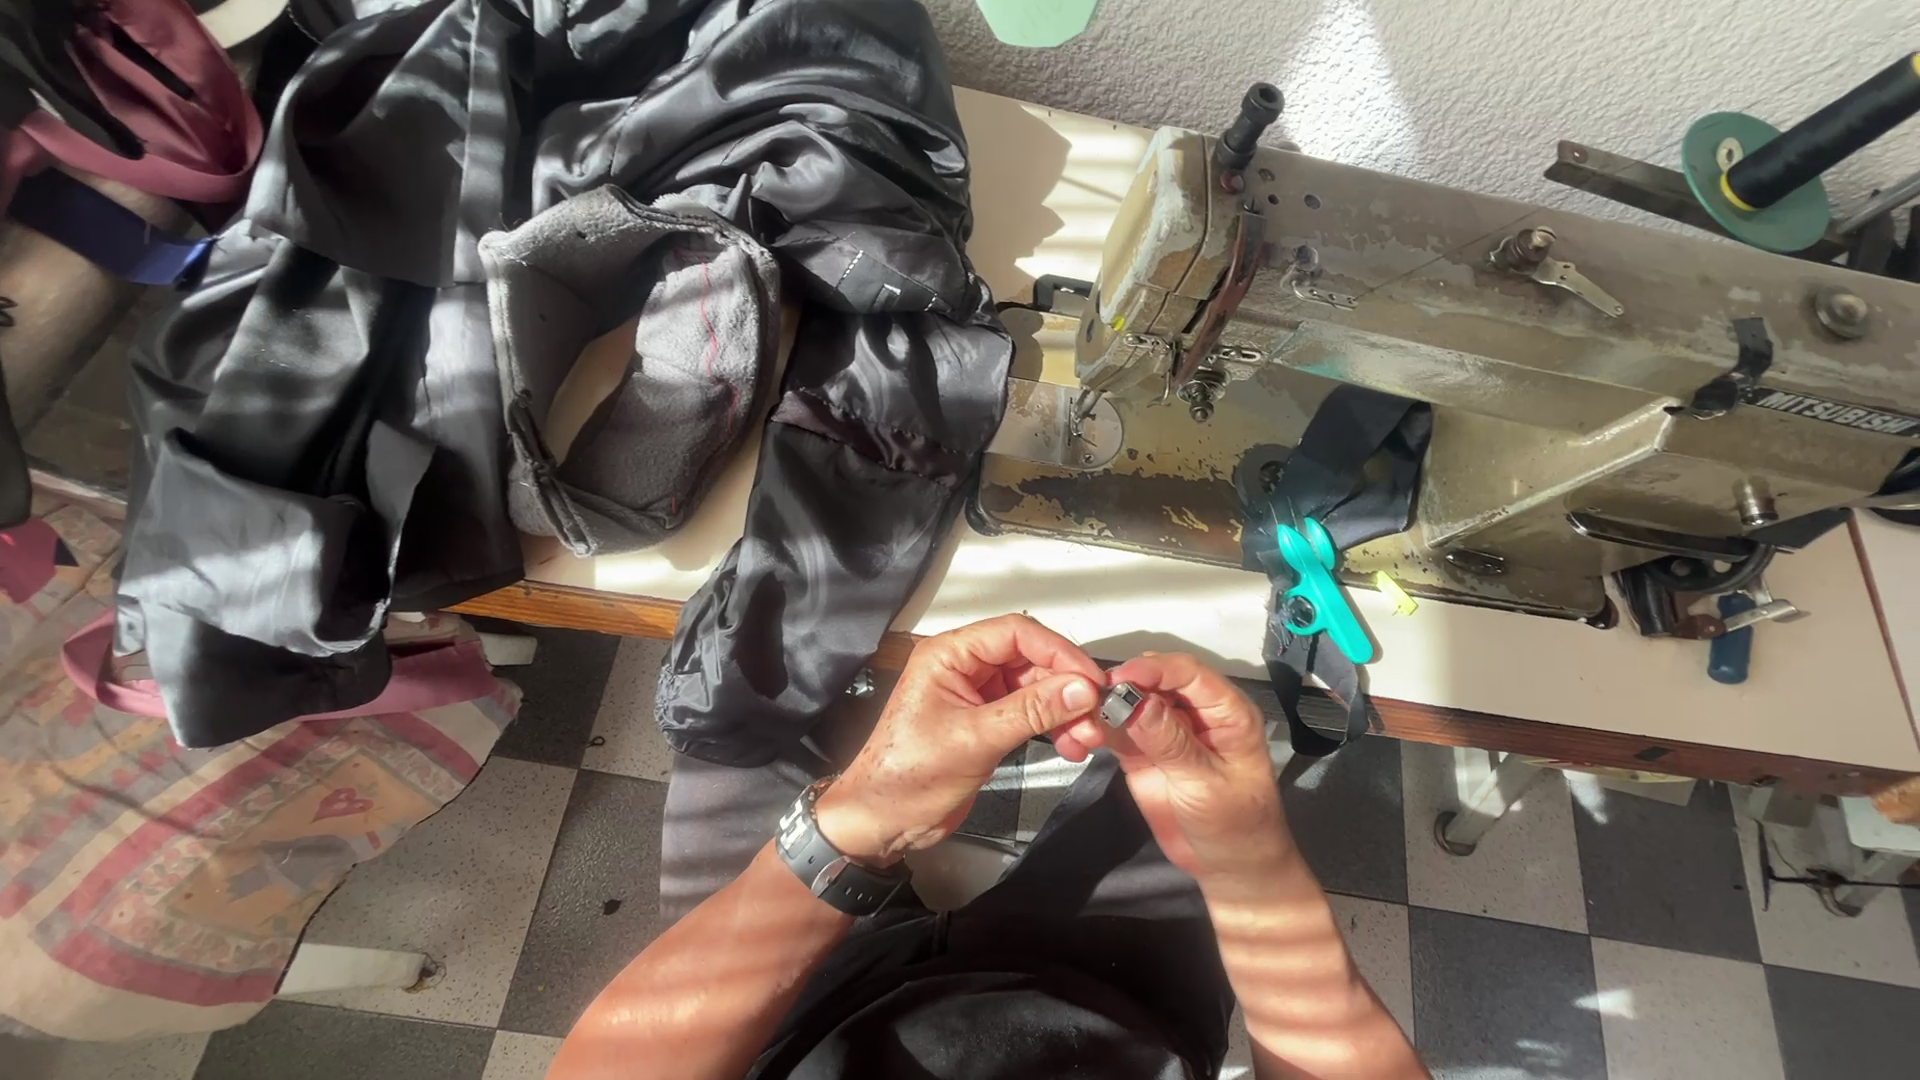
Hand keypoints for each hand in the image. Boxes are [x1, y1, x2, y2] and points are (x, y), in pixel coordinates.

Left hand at [816, 614, 1102, 863]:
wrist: (883, 822)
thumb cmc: (907, 777)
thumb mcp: (974, 740)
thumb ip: (1031, 710)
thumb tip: (1082, 689)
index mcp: (949, 654)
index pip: (1015, 633)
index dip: (1058, 652)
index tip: (1091, 679)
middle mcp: (964, 666)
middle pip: (1030, 658)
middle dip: (1066, 686)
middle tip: (1096, 714)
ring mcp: (977, 693)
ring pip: (1036, 686)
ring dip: (1065, 709)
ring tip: (1087, 737)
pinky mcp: (987, 721)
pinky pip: (1031, 711)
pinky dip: (1053, 725)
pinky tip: (1070, 744)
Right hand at [1063, 653, 1292, 888]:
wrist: (1228, 869)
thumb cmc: (1235, 827)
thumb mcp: (1206, 785)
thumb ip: (1171, 743)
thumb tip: (1137, 701)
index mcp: (1225, 712)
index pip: (1188, 674)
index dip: (1154, 670)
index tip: (1120, 678)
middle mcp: (1194, 712)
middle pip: (1155, 680)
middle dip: (1125, 682)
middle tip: (1094, 694)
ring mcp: (1165, 729)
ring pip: (1131, 700)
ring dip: (1106, 704)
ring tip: (1083, 716)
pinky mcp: (1141, 749)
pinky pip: (1116, 727)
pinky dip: (1099, 726)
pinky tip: (1084, 731)